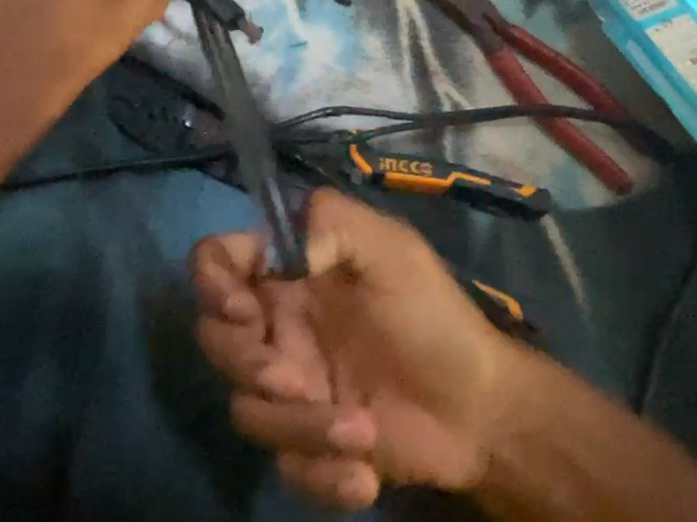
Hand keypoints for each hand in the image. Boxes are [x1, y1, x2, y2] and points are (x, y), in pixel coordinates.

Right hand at [190, 189, 534, 509]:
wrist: (485, 409)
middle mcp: (278, 328)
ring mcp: (290, 389)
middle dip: (246, 363)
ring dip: (297, 427)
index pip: (217, 262)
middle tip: (293, 380)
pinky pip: (286, 465)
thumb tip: (286, 249)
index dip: (211, 281)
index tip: (242, 309)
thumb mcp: (392, 249)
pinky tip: (366, 473)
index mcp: (288, 275)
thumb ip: (334, 222)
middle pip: (215, 339)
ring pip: (246, 410)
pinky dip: (322, 472)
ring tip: (359, 431)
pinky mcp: (310, 444)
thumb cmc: (434, 317)